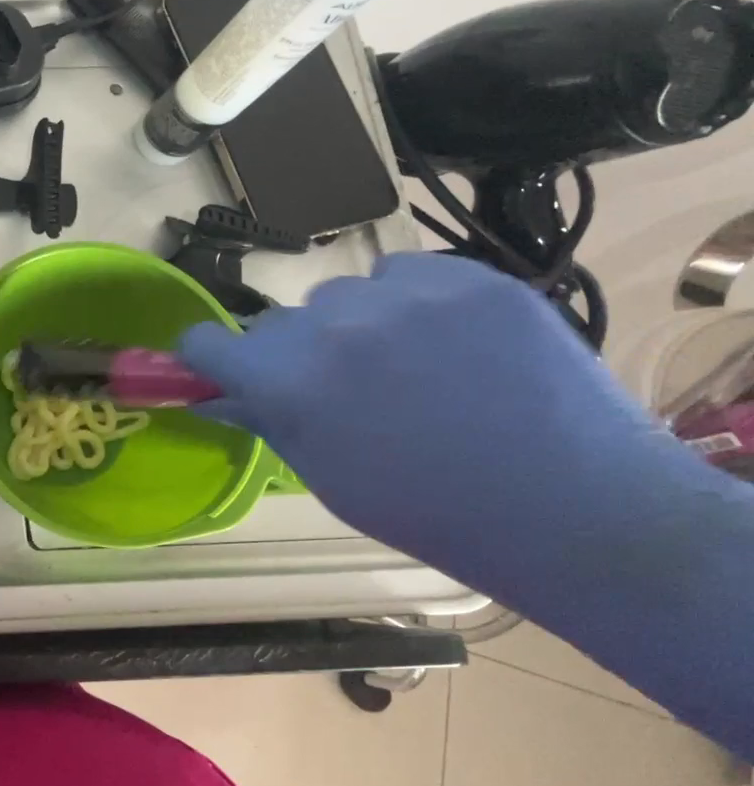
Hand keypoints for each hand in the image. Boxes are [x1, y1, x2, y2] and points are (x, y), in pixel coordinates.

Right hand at [176, 253, 673, 559]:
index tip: (228, 372)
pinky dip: (411, 302)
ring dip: (353, 324)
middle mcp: (333, 327)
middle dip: (293, 352)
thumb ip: (266, 420)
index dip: (210, 358)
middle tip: (341, 389)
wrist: (579, 511)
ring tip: (409, 365)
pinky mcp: (471, 278)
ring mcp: (405, 296)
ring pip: (341, 295)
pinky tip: (450, 343)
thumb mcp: (328, 476)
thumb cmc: (432, 512)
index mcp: (289, 383)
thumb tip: (213, 395)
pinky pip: (406, 274)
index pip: (206, 341)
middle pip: (278, 322)